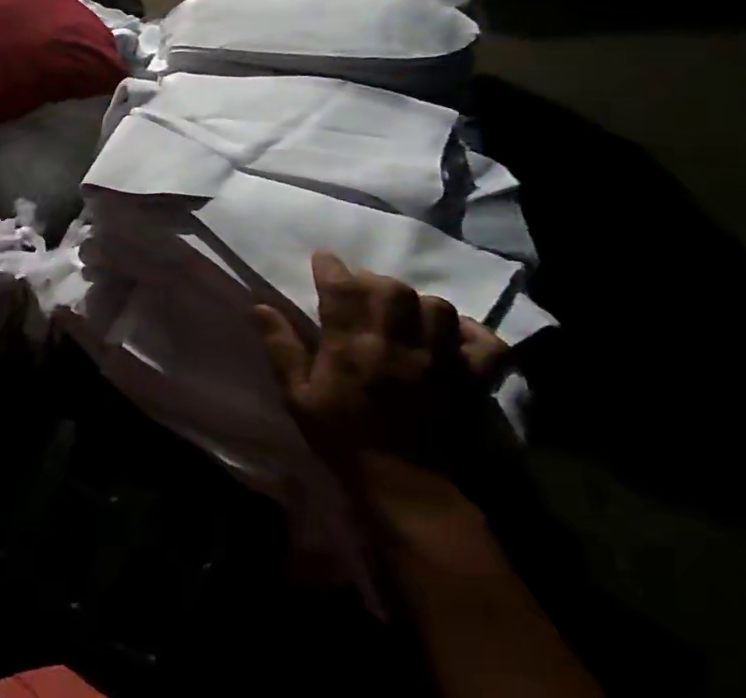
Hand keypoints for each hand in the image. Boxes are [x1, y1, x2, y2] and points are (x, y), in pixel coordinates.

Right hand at [254, 253, 507, 484]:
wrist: (405, 485)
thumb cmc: (341, 437)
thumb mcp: (297, 395)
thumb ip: (281, 348)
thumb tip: (259, 307)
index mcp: (352, 347)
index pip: (342, 289)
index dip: (331, 268)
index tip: (323, 260)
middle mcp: (399, 345)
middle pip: (393, 289)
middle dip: (372, 280)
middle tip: (359, 290)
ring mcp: (441, 361)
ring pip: (437, 307)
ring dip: (415, 301)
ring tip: (400, 312)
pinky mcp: (472, 380)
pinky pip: (487, 342)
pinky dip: (471, 331)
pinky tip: (451, 333)